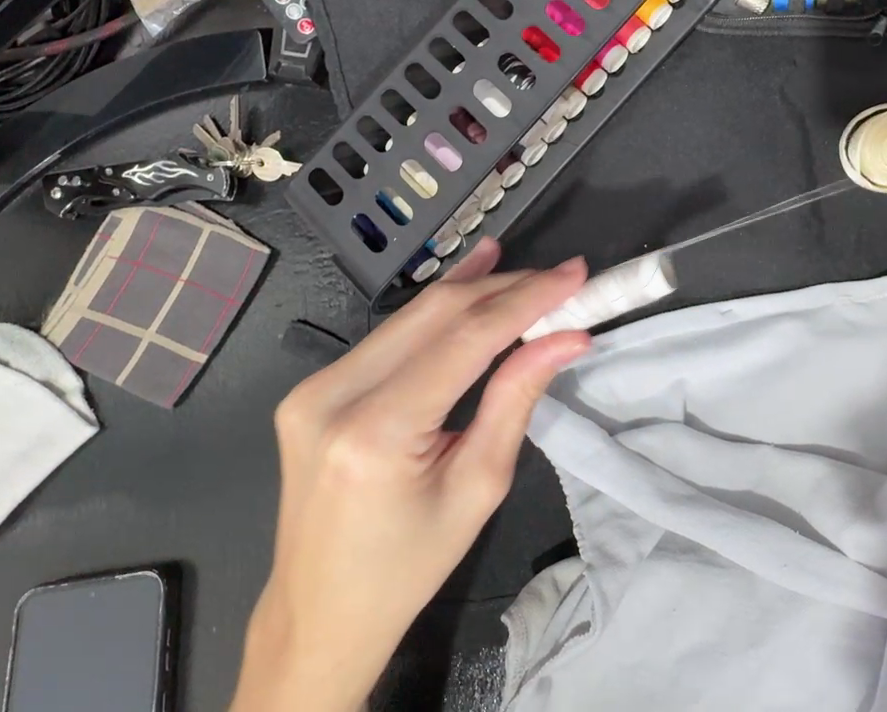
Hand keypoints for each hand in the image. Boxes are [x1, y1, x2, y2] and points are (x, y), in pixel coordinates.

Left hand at [230, 241, 588, 711]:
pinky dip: (437, 312)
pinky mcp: (313, 390)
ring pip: (410, 316)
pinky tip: (470, 281)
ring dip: (473, 292)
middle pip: (435, 314)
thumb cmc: (410, 566)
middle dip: (504, 287)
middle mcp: (332, 396)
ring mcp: (314, 389)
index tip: (574, 273)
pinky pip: (388, 336)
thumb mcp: (479, 486)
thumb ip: (516, 398)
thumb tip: (567, 338)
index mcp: (376, 431)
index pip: (466, 338)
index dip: (526, 298)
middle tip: (561, 276)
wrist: (321, 613)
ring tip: (528, 273)